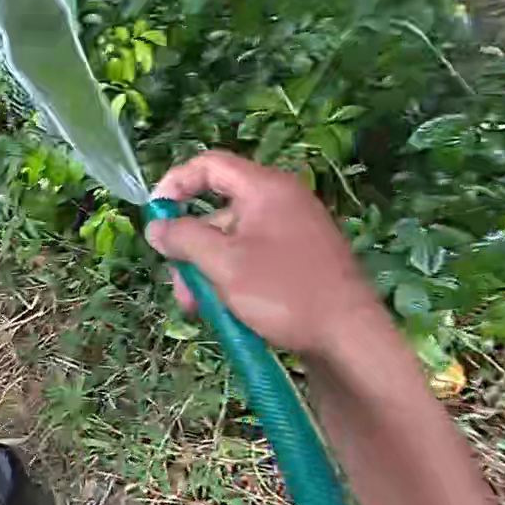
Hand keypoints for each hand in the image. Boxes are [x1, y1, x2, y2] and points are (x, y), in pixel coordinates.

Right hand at [146, 150, 388, 359]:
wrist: (350, 338)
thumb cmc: (284, 293)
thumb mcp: (224, 264)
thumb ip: (184, 238)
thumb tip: (155, 225)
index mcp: (265, 189)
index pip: (209, 165)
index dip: (175, 184)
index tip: (154, 217)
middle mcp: (279, 202)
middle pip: (216, 211)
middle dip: (189, 247)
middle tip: (179, 285)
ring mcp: (291, 232)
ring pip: (230, 242)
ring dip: (206, 271)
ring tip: (200, 309)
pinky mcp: (296, 260)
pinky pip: (250, 258)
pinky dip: (230, 278)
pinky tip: (225, 310)